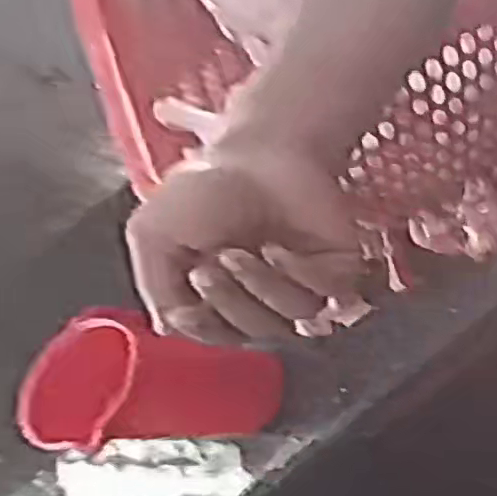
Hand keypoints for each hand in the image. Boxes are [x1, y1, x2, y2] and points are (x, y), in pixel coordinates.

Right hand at [125, 146, 367, 343]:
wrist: (259, 158)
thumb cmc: (206, 190)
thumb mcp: (154, 237)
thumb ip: (158, 288)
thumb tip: (170, 330)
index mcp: (220, 289)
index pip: (221, 336)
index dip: (207, 327)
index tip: (189, 295)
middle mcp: (266, 291)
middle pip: (260, 333)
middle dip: (231, 304)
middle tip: (215, 264)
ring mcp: (308, 282)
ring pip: (296, 318)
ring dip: (262, 287)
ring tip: (244, 252)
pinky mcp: (342, 268)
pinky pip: (330, 295)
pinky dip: (299, 274)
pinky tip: (281, 248)